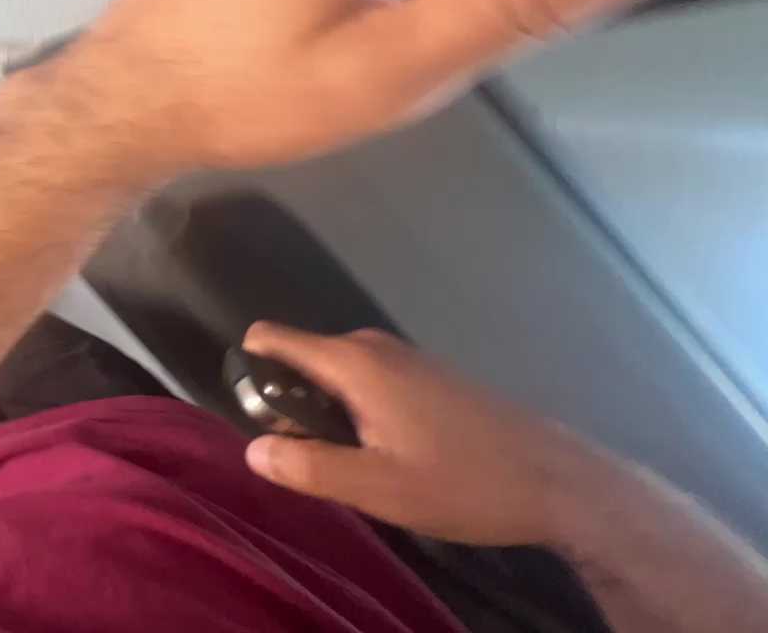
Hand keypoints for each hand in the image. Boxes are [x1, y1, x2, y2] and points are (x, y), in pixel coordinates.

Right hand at [240, 322, 617, 546]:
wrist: (573, 486)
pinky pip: (365, 377)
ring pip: (332, 371)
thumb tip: (252, 450)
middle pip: (297, 357)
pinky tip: (401, 450)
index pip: (267, 337)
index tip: (272, 420)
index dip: (252, 372)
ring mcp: (401, 355)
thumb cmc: (467, 482)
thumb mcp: (380, 488)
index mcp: (349, 361)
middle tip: (328, 455)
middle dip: (294, 401)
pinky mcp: (426, 371)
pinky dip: (361, 407)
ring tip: (368, 458)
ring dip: (330, 408)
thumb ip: (308, 467)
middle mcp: (368, 345)